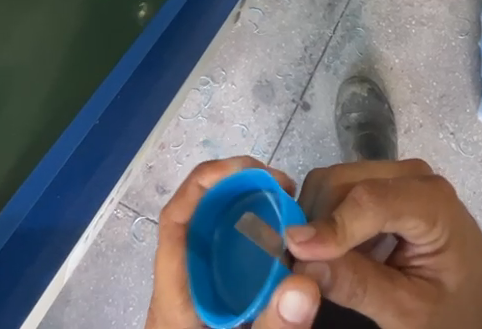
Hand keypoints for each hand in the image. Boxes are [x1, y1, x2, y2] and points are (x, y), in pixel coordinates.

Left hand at [147, 157, 323, 328]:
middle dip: (235, 192)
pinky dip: (252, 246)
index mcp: (175, 297)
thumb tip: (306, 281)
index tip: (251, 170)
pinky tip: (281, 250)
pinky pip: (225, 264)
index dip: (205, 184)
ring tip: (287, 210)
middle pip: (195, 221)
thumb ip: (273, 327)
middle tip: (284, 189)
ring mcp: (193, 301)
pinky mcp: (209, 311)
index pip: (176, 221)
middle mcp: (178, 291)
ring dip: (245, 216)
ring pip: (212, 241)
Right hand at [283, 159, 481, 328]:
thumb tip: (303, 262)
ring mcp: (395, 175)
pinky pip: (339, 189)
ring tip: (323, 265)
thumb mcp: (410, 312)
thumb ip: (359, 285)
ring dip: (317, 221)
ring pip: (334, 182)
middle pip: (343, 182)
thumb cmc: (456, 311)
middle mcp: (411, 175)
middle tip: (302, 271)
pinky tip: (337, 252)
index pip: (368, 200)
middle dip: (317, 223)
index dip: (328, 224)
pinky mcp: (383, 183)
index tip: (292, 253)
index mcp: (431, 202)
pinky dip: (326, 218)